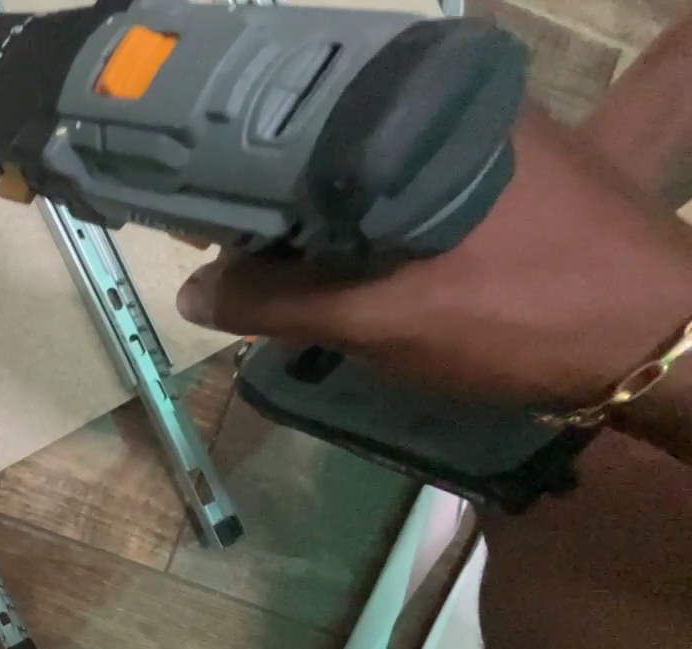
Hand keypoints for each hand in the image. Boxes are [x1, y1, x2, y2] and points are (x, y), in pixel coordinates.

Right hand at [176, 108, 691, 408]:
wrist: (657, 346)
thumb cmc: (518, 317)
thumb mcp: (376, 318)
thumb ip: (274, 303)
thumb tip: (191, 293)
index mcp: (437, 119)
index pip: (303, 126)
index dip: (238, 172)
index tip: (201, 218)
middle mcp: (464, 114)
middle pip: (330, 147)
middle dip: (273, 200)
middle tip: (231, 251)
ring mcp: (488, 146)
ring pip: (362, 173)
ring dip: (315, 218)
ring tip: (272, 265)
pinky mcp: (503, 181)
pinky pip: (399, 192)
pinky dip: (357, 225)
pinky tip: (337, 266)